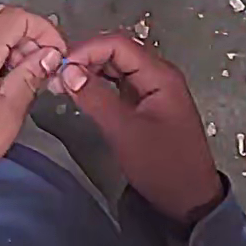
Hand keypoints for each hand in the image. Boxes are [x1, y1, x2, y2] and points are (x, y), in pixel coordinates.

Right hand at [57, 33, 223, 222]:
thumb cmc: (161, 165)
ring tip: (63, 84)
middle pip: (117, 51)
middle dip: (85, 58)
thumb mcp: (124, 131)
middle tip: (56, 76)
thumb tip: (67, 71)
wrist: (188, 200)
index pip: (118, 45)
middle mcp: (158, 75)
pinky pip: (118, 82)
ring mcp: (152, 88)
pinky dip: (98, 83)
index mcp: (160, 76)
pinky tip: (81, 92)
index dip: (86, 50)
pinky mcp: (145, 102)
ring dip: (89, 69)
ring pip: (116, 65)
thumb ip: (95, 97)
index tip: (60, 67)